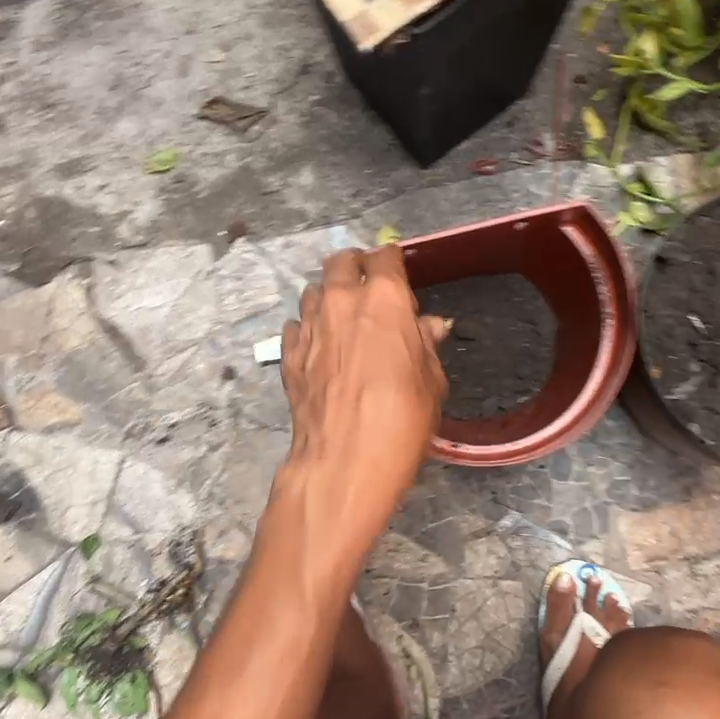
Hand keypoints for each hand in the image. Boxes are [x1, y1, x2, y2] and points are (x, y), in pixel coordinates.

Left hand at [277, 248, 449, 536]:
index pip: (385, 258)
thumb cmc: (402, 418)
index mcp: (384, 298)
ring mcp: (309, 325)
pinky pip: (296, 325)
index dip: (392, 262)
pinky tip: (320, 345)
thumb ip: (426, 345)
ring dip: (329, 295)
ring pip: (314, 290)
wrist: (343, 459)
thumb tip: (428, 325)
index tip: (398, 273)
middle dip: (356, 266)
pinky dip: (309, 327)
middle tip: (369, 286)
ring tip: (343, 317)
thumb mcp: (431, 381)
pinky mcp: (288, 353)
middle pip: (341, 262)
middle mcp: (342, 301)